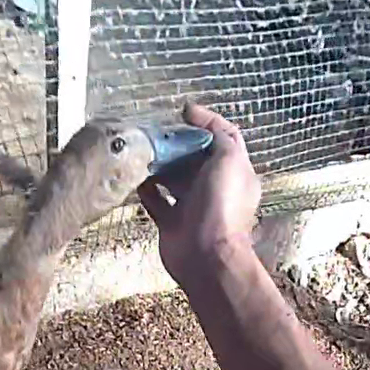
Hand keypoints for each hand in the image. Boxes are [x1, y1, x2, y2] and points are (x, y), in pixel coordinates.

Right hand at [137, 102, 259, 285]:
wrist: (206, 256)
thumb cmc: (222, 206)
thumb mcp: (229, 158)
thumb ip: (218, 132)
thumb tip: (193, 113)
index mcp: (234, 172)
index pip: (223, 139)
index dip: (206, 123)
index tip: (183, 113)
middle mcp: (214, 188)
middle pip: (193, 157)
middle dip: (175, 144)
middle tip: (154, 133)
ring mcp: (192, 206)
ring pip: (173, 178)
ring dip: (158, 165)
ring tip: (141, 151)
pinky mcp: (172, 223)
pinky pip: (156, 201)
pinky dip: (146, 189)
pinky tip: (135, 177)